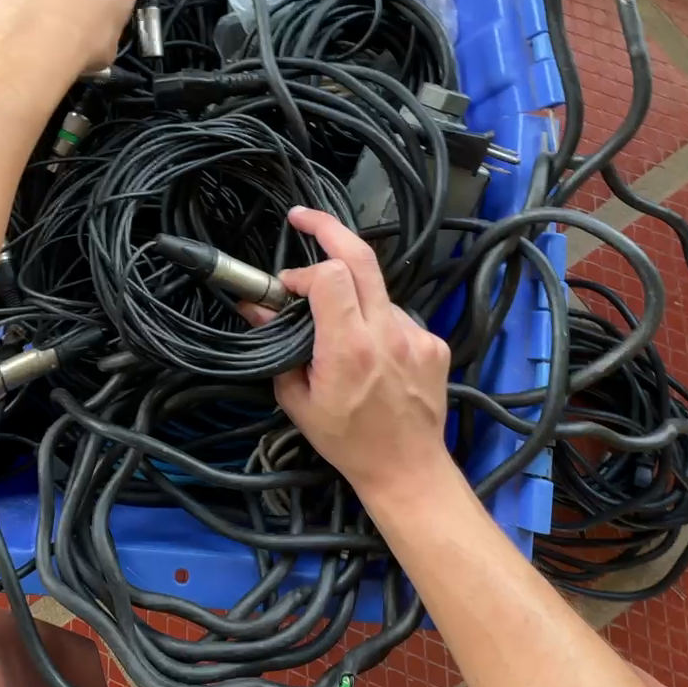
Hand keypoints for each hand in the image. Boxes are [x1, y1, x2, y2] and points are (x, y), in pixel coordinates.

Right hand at [259, 207, 454, 502]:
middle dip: (327, 227)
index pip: (329, 276)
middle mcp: (387, 333)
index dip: (301, 272)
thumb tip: (254, 307)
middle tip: (301, 216)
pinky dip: (372, 317)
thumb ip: (276, 347)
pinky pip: (393, 312)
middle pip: (361, 257)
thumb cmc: (345, 440)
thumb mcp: (297, 398)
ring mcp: (416, 334)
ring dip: (349, 292)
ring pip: (375, 288)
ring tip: (336, 327)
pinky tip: (367, 349)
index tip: (286, 289)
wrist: (408, 470)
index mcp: (350, 349)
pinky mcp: (433, 341)